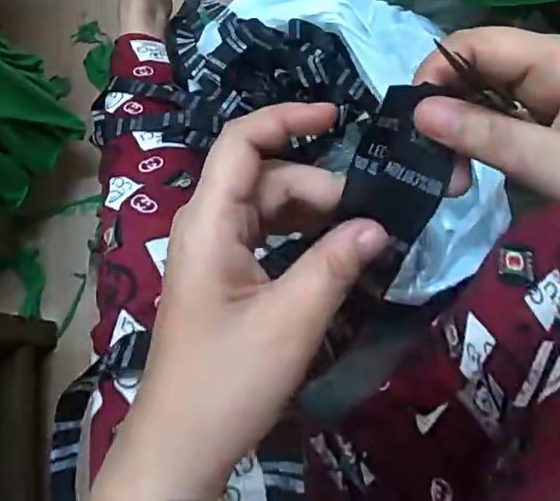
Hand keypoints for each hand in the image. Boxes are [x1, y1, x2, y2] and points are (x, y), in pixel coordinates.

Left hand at [93, 104, 387, 499]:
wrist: (180, 443)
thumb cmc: (227, 380)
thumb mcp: (289, 323)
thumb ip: (334, 266)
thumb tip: (379, 226)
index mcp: (209, 218)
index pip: (242, 141)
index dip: (286, 117)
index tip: (337, 117)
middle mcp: (207, 219)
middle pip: (266, 176)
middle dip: (320, 187)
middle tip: (373, 219)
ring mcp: (214, 244)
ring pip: (270, 204)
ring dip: (314, 213)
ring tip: (363, 235)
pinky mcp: (225, 269)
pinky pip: (267, 232)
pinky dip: (302, 236)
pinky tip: (336, 253)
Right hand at [412, 28, 559, 279]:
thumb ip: (489, 137)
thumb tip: (416, 112)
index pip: (475, 44)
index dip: (437, 72)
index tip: (414, 122)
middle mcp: (552, 66)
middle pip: (473, 68)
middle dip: (444, 108)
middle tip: (435, 164)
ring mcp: (552, 96)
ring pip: (480, 97)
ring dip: (457, 132)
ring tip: (452, 179)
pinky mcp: (552, 126)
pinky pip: (498, 121)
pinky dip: (477, 144)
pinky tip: (471, 172)